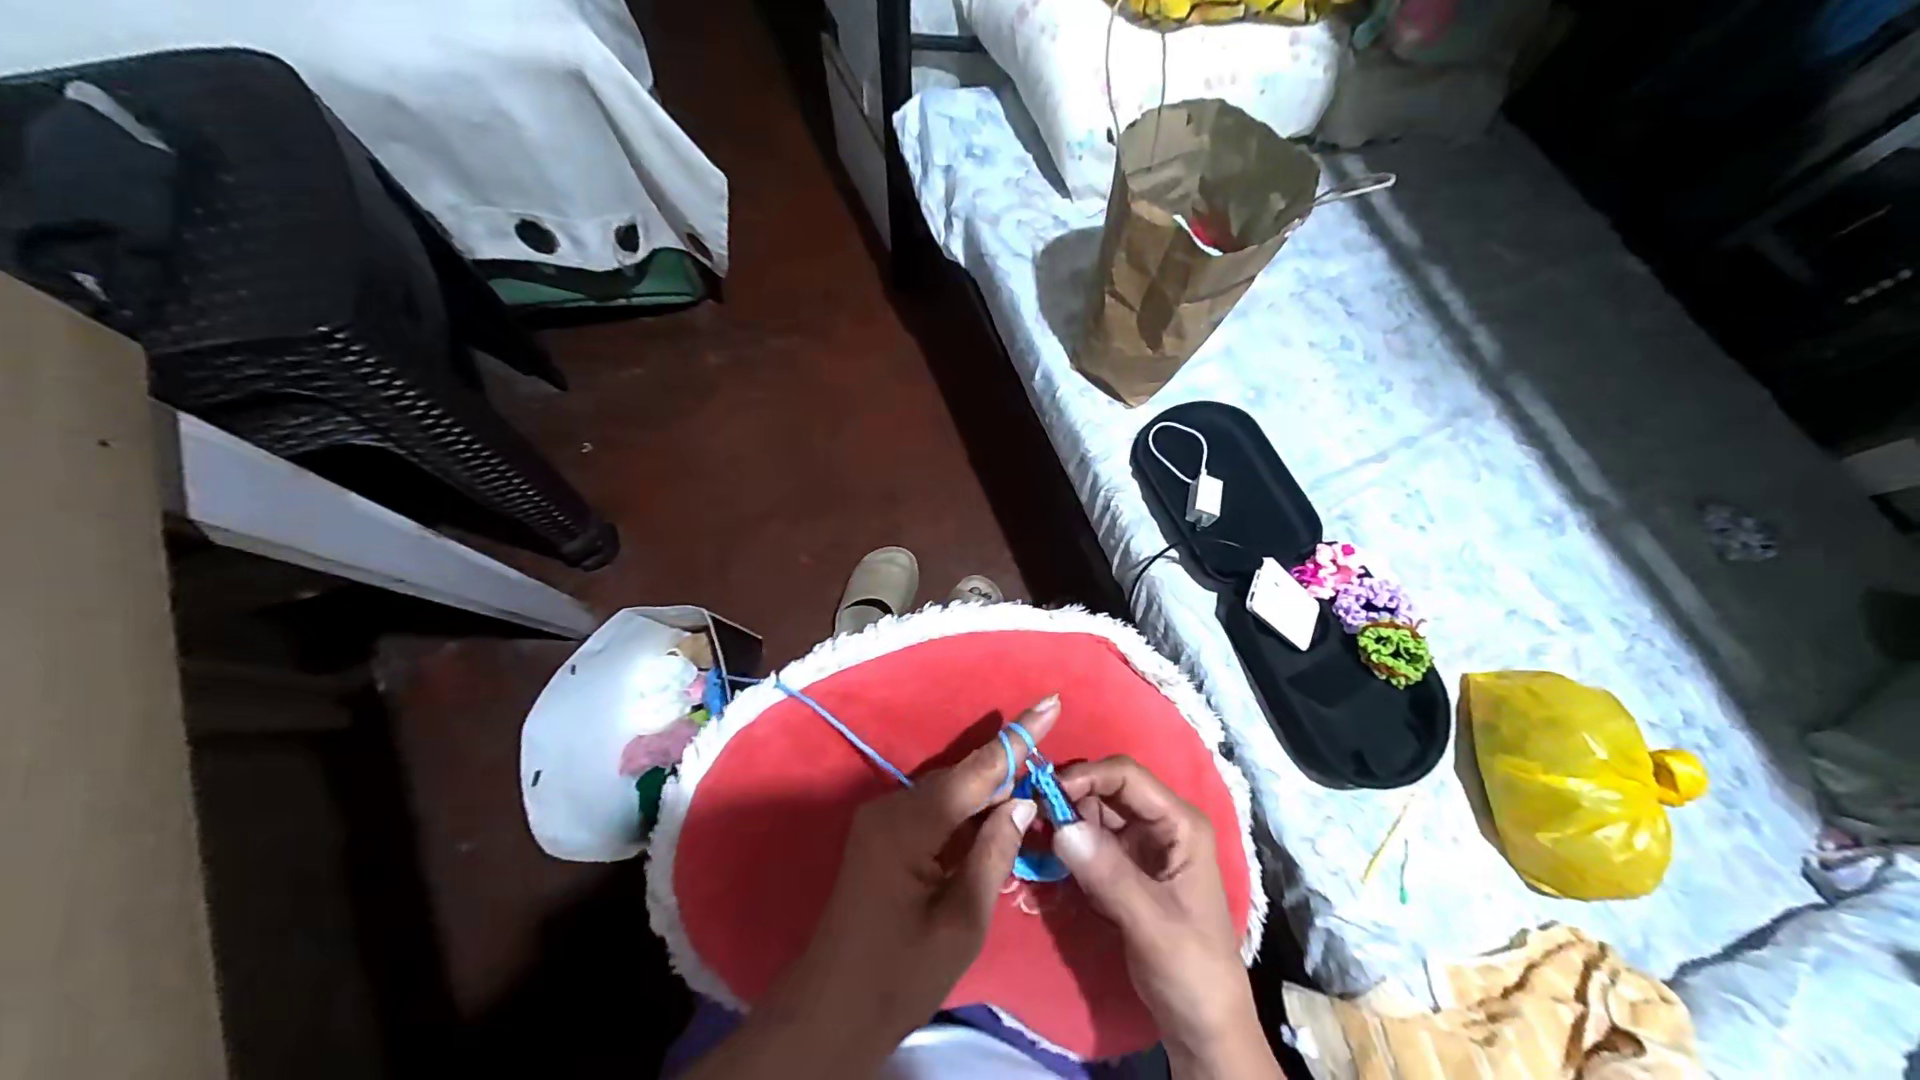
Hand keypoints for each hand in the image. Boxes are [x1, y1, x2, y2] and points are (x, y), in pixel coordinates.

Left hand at [699, 695, 1059, 1078]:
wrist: (831, 1011)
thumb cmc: (900, 975)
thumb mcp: (962, 922)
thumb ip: (993, 853)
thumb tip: (1022, 801)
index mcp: (909, 825)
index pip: (976, 770)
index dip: (1017, 737)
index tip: (1050, 701)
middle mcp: (890, 808)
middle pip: (962, 778)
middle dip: (1007, 770)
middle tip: (1052, 773)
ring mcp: (881, 819)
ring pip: (948, 792)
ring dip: (987, 794)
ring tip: (1031, 797)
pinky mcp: (880, 835)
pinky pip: (932, 810)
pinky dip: (965, 814)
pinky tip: (992, 823)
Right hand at [1054, 757, 1279, 1079]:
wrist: (1201, 1024)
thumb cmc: (1190, 969)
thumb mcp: (1151, 923)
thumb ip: (1109, 874)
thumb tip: (1062, 826)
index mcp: (1180, 824)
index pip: (1127, 776)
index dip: (1086, 776)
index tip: (1046, 794)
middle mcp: (1159, 824)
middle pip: (1106, 788)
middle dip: (1069, 794)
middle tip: (1031, 812)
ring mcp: (1140, 845)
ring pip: (1093, 811)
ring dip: (1064, 816)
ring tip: (1033, 830)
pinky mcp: (1123, 866)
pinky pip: (1088, 839)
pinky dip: (1066, 841)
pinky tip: (1045, 850)